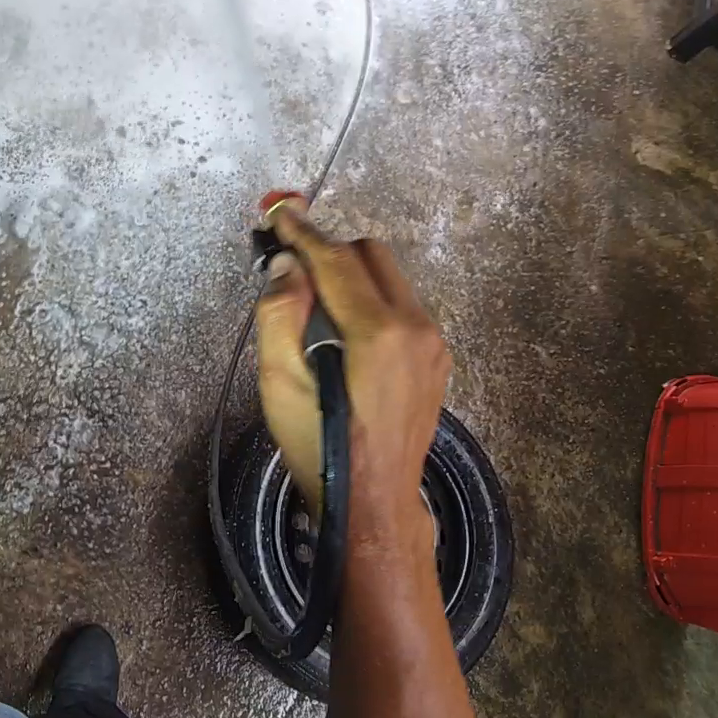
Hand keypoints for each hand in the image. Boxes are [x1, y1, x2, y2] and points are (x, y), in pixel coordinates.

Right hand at [254, 196, 449, 538]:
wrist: (374, 505)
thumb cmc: (320, 447)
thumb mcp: (281, 384)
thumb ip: (280, 314)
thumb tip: (288, 265)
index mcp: (379, 332)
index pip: (338, 260)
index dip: (304, 233)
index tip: (280, 212)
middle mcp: (417, 326)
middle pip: (371, 254)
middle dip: (331, 251)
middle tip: (294, 270)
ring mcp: (434, 343)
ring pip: (390, 277)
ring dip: (352, 276)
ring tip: (317, 307)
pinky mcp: (437, 358)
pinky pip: (402, 306)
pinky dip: (371, 301)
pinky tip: (346, 335)